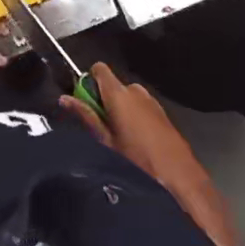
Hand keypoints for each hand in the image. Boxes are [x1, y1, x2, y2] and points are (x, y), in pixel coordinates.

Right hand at [59, 63, 211, 196]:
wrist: (180, 178)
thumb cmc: (137, 160)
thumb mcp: (105, 141)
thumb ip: (86, 115)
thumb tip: (64, 98)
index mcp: (119, 94)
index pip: (99, 68)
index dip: (89, 81)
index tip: (85, 101)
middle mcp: (136, 91)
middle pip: (112, 85)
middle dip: (104, 100)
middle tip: (101, 126)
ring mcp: (152, 101)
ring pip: (127, 97)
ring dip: (120, 109)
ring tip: (119, 137)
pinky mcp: (163, 113)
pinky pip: (141, 106)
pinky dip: (134, 116)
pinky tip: (137, 141)